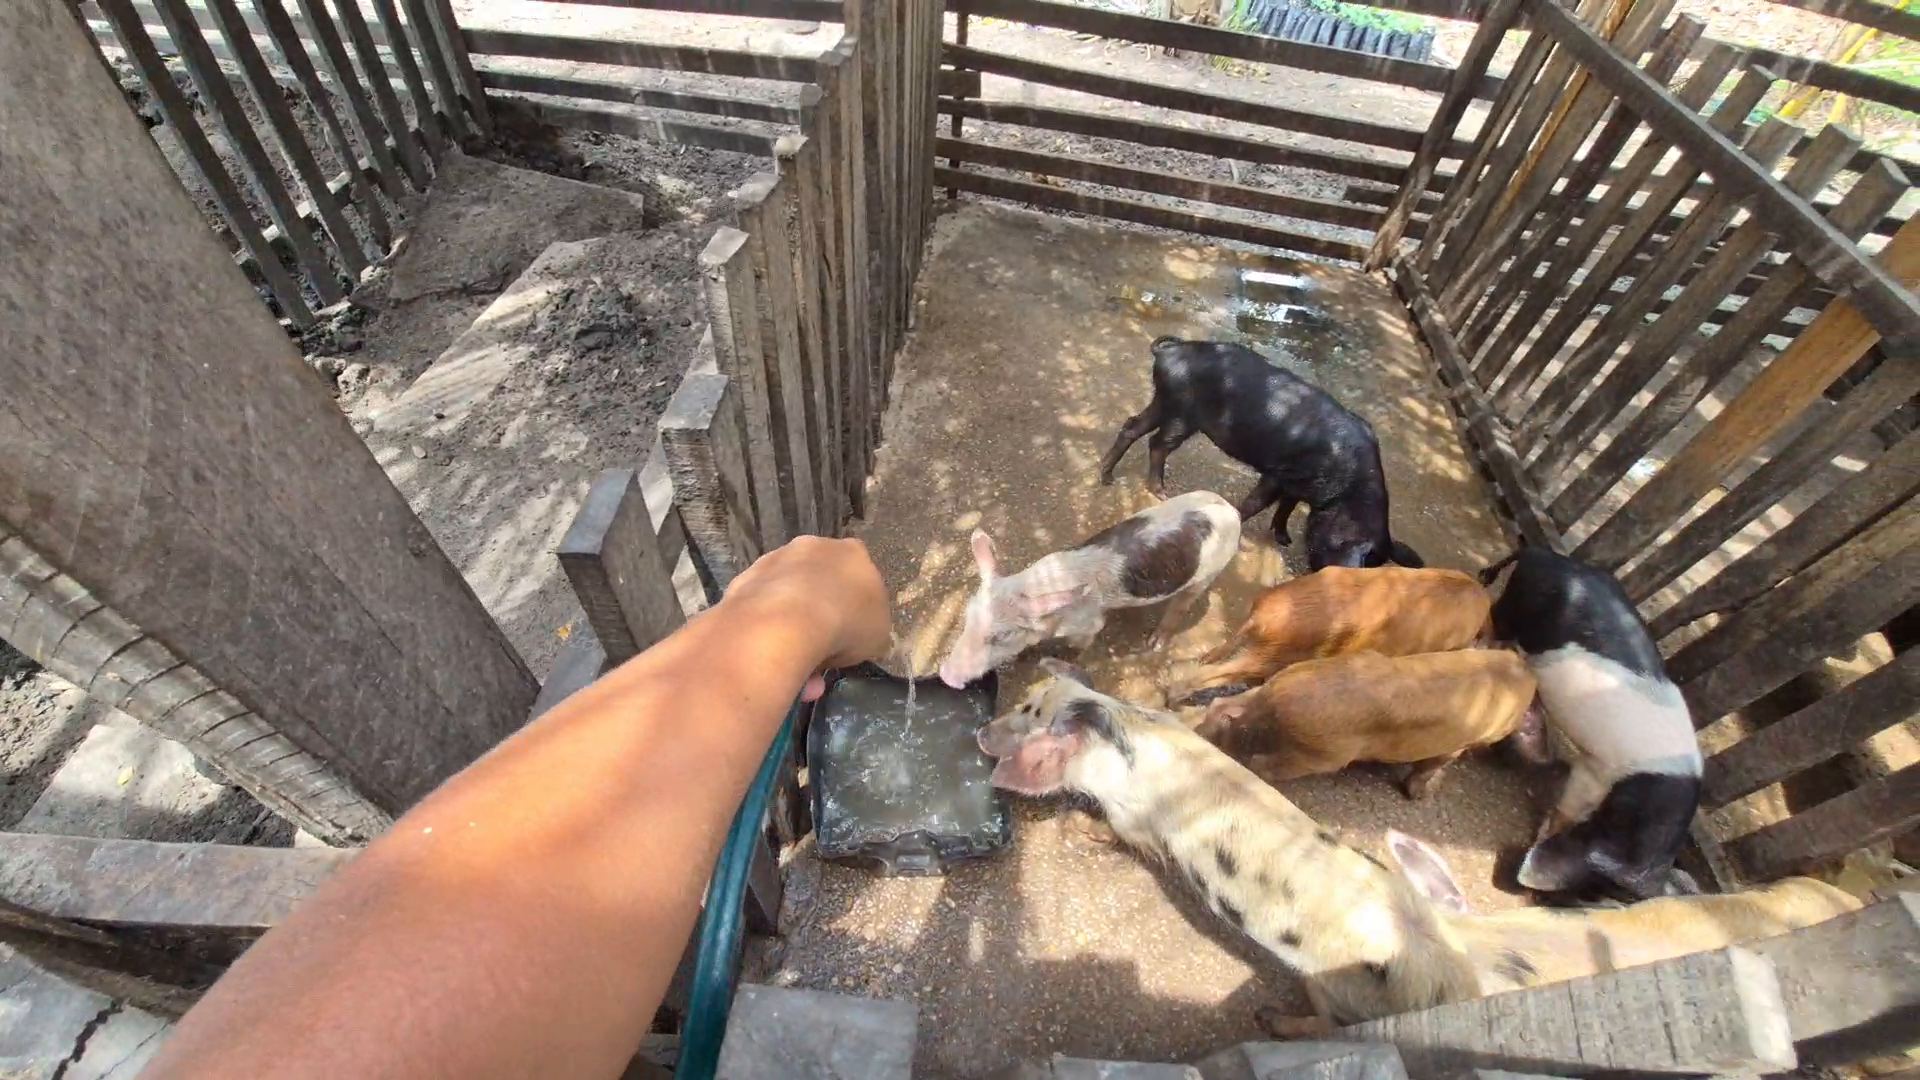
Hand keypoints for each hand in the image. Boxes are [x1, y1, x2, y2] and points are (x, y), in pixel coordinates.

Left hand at [720, 536, 891, 696]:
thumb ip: (869, 628)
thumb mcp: (878, 636)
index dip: (855, 606)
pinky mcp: (745, 578)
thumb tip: (856, 638)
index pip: (859, 576)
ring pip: (788, 593)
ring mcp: (776, 559)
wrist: (786, 622)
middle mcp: (815, 547)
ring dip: (792, 621)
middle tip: (821, 648)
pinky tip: (769, 652)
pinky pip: (761, 606)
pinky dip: (766, 626)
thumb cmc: (846, 625)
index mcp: (854, 554)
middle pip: (821, 580)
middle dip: (821, 611)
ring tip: (793, 659)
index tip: (850, 632)